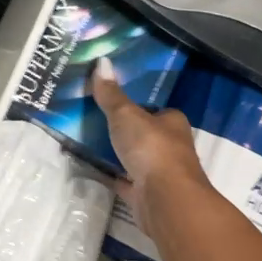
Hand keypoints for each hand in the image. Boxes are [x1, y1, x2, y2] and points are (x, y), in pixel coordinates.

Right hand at [91, 57, 210, 224]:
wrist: (164, 199)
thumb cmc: (151, 149)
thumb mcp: (125, 115)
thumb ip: (111, 94)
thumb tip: (101, 60)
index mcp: (173, 123)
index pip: (156, 110)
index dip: (137, 106)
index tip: (113, 103)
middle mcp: (171, 147)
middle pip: (146, 135)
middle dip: (126, 131)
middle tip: (95, 121)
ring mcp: (160, 173)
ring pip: (136, 159)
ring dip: (119, 154)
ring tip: (89, 143)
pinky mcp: (147, 195)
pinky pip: (126, 181)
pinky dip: (113, 176)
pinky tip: (94, 170)